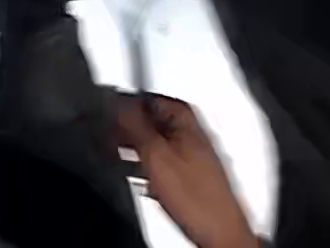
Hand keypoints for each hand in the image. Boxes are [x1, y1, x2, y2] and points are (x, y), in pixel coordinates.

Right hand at [115, 92, 256, 247]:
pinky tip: (136, 173)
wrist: (222, 240)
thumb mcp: (153, 153)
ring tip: (118, 156)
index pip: (145, 96)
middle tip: (110, 136)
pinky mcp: (191, 175)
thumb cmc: (199, 201)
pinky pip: (159, 157)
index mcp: (185, 119)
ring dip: (132, 146)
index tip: (108, 112)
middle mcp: (192, 133)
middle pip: (148, 118)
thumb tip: (114, 100)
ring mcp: (193, 154)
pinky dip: (144, 161)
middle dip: (126, 127)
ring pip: (152, 139)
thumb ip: (131, 122)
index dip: (122, 103)